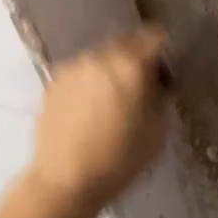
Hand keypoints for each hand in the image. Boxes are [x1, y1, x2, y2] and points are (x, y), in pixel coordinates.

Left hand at [25, 27, 168, 211]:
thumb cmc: (120, 160)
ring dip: (108, 73)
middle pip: (124, 44)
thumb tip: (156, 82)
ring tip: (109, 105)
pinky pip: (79, 76)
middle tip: (139, 88)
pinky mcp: (52, 84)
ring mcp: (71, 69)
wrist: (66, 181)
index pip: (154, 37)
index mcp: (130, 64)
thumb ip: (160, 97)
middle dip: (134, 60)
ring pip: (99, 60)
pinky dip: (87, 86)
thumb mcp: (158, 131)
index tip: (165, 68)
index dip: (163, 50)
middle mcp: (99, 56)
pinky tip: (87, 114)